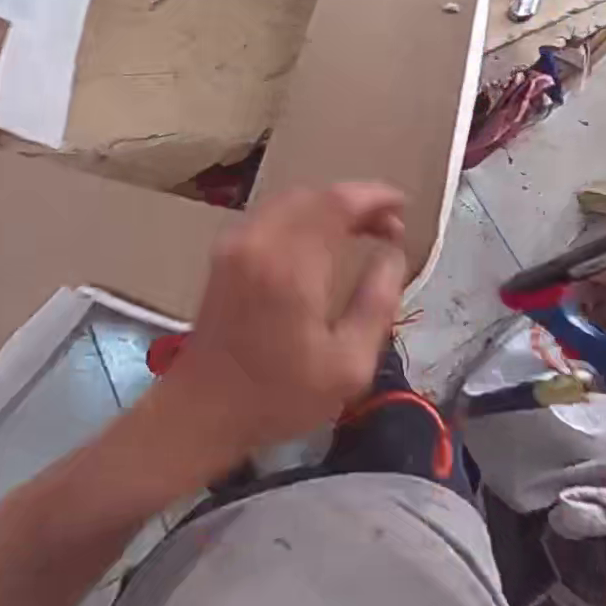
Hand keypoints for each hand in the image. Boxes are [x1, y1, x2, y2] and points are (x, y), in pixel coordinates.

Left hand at [163, 183, 408, 457]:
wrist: (201, 412)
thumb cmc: (279, 396)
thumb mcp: (349, 365)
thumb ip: (378, 303)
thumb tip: (393, 256)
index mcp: (291, 267)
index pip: (338, 203)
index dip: (376, 196)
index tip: (404, 207)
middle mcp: (260, 242)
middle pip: (317, 194)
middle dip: (359, 201)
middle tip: (389, 227)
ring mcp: (236, 243)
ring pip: (294, 199)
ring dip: (332, 206)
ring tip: (363, 231)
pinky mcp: (225, 252)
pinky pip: (274, 213)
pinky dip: (307, 214)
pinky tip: (324, 239)